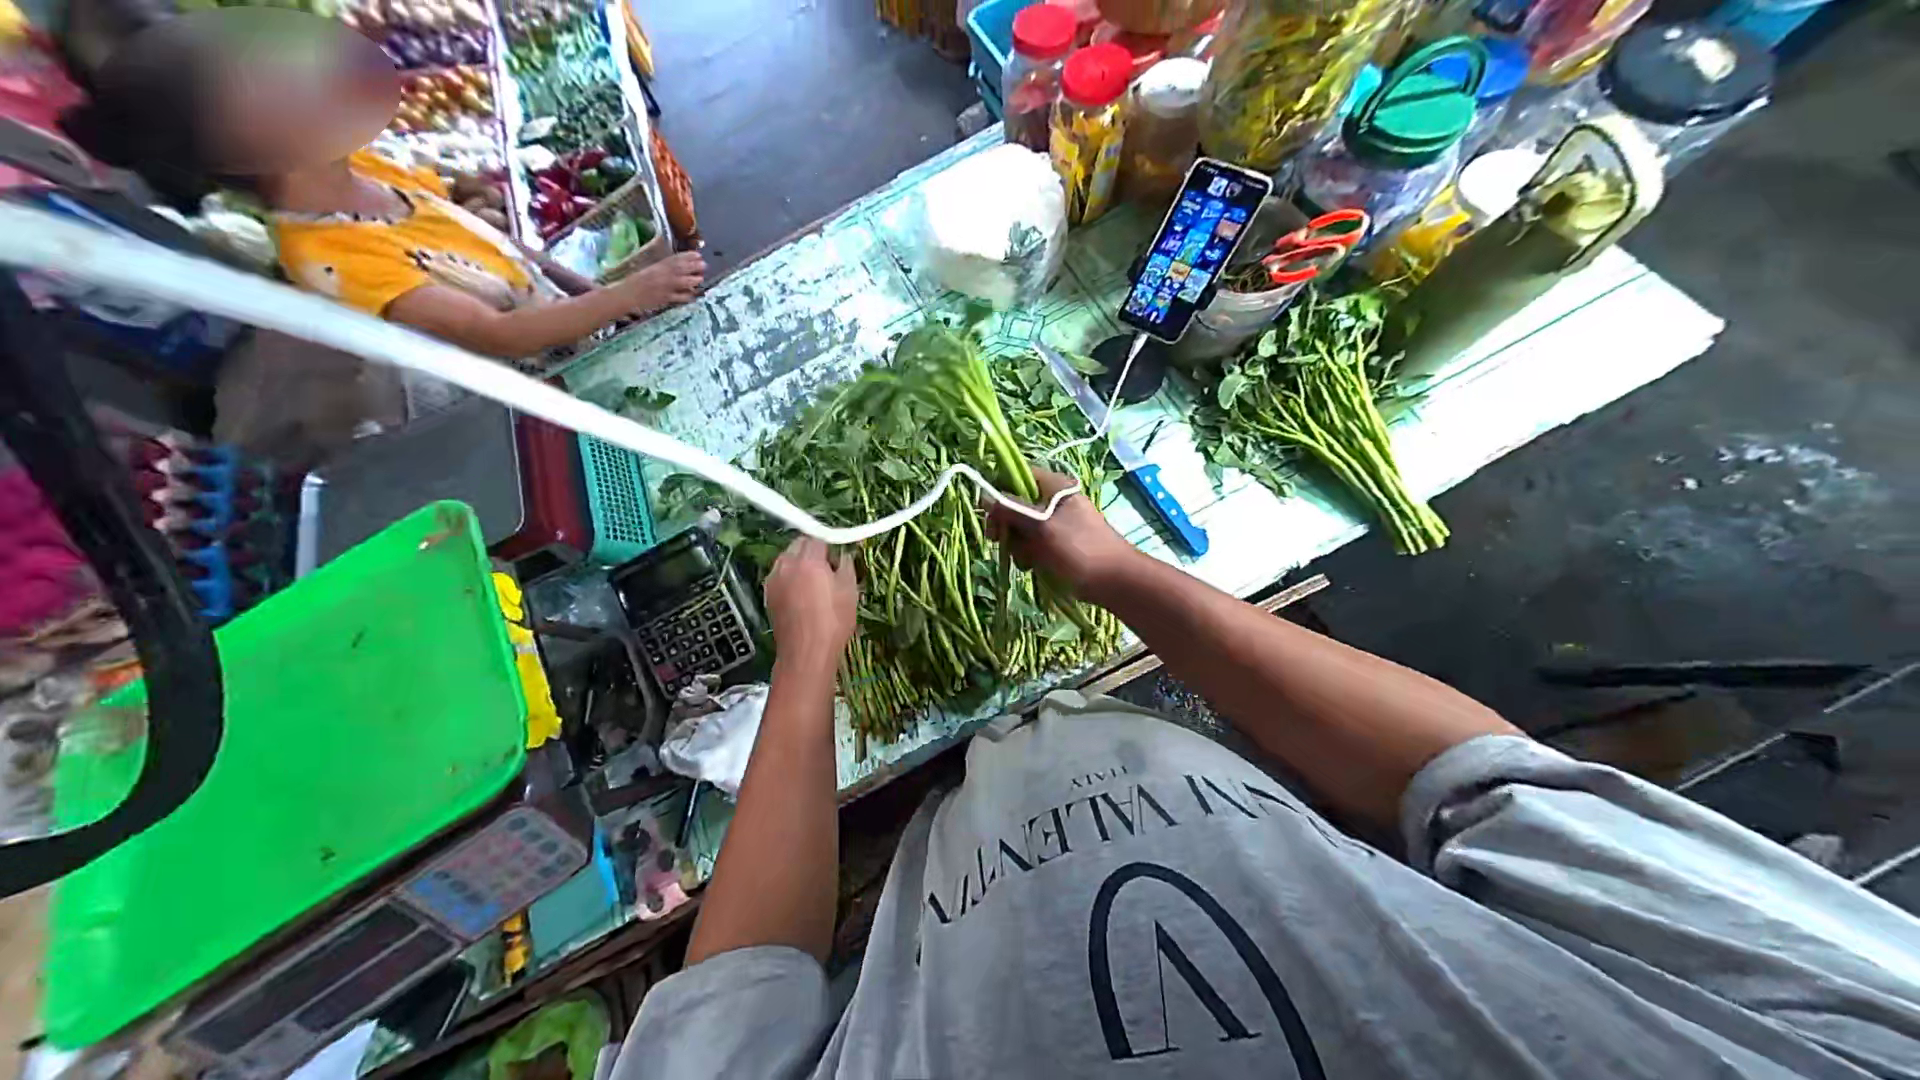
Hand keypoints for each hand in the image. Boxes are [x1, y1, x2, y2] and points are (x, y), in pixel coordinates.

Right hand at [615, 252, 705, 313]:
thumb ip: (661, 266)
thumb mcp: (647, 270)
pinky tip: (693, 295)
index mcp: (656, 266)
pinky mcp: (664, 299)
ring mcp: (663, 287)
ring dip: (692, 279)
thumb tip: (674, 263)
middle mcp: (661, 275)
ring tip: (701, 278)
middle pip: (680, 268)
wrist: (625, 295)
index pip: (674, 259)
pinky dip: (686, 296)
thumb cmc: (634, 283)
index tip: (697, 254)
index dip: (687, 256)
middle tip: (704, 264)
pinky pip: (678, 298)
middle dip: (693, 266)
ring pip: (681, 282)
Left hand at [763, 537, 858, 671]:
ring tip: (814, 582)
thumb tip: (844, 553)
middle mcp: (786, 564)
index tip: (839, 555)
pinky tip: (801, 593)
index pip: (817, 537)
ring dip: (799, 563)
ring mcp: (773, 579)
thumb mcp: (849, 589)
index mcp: (808, 559)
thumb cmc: (833, 621)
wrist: (806, 652)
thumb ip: (846, 564)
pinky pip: (780, 575)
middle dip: (812, 550)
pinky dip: (790, 577)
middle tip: (828, 567)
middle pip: (798, 545)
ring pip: (787, 559)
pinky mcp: (768, 594)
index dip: (830, 544)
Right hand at [985, 466, 1138, 601]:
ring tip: (1027, 560)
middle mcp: (1053, 499)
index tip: (990, 516)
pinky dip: (1029, 554)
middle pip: (1014, 504)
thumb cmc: (1079, 549)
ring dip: (1018, 544)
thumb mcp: (1042, 527)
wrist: (1114, 581)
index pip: (1015, 477)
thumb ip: (1012, 509)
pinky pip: (1033, 543)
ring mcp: (1056, 521)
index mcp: (1053, 486)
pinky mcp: (1058, 542)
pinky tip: (1033, 566)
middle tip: (1002, 541)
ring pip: (1021, 527)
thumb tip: (984, 495)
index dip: (998, 492)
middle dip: (1007, 525)